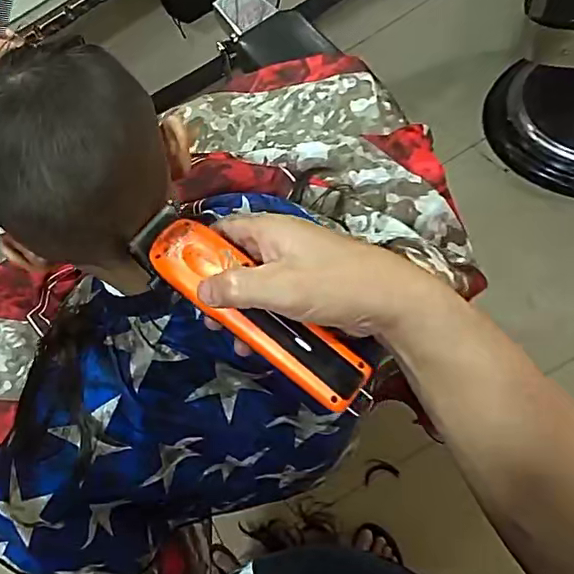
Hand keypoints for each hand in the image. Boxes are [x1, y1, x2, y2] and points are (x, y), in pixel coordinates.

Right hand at [197, 214, 456, 338]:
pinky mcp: (308, 288)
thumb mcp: (278, 287)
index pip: (220, 231)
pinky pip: (277, 301)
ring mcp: (295, 266)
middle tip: (214, 320)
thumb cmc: (333, 284)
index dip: (198, 251)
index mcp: (268, 230)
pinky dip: (269, 319)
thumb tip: (202, 290)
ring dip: (246, 313)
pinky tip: (267, 343)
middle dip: (222, 293)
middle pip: (235, 263)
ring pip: (255, 287)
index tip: (182, 277)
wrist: (390, 300)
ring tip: (242, 339)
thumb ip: (236, 287)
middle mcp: (279, 243)